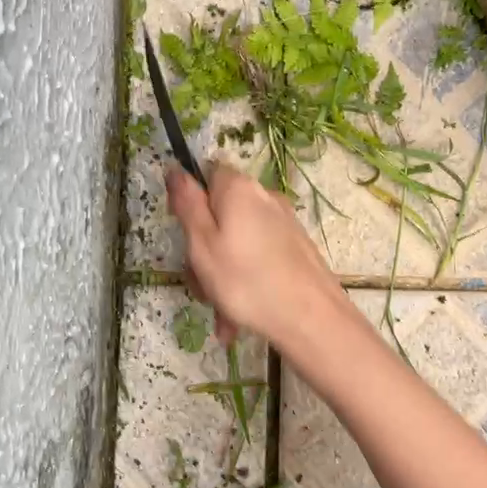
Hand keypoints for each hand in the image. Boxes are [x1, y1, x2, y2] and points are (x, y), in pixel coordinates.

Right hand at [165, 163, 359, 353]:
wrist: (311, 318)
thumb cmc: (246, 281)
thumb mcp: (202, 243)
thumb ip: (188, 204)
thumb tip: (175, 169)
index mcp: (238, 189)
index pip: (206, 175)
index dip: (190, 202)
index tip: (185, 234)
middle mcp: (264, 197)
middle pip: (221, 213)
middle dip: (205, 250)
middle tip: (201, 283)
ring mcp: (283, 223)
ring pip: (238, 242)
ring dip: (223, 274)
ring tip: (222, 312)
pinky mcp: (295, 247)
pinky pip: (258, 258)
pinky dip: (246, 281)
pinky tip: (240, 317)